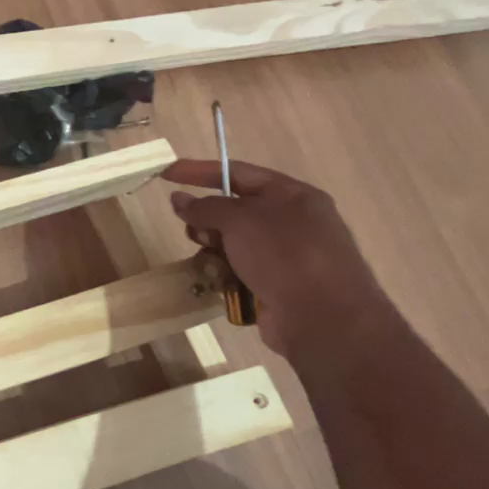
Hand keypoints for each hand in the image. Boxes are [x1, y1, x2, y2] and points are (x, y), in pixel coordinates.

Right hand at [165, 160, 396, 359]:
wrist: (322, 316)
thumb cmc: (285, 256)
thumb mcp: (240, 221)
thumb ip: (206, 206)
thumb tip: (179, 199)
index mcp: (292, 196)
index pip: (239, 173)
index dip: (200, 171)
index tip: (167, 174)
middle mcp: (290, 222)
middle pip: (231, 211)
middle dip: (207, 221)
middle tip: (199, 234)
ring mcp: (283, 255)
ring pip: (228, 243)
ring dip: (213, 251)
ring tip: (216, 265)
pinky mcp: (273, 283)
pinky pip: (235, 269)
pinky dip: (224, 274)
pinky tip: (224, 284)